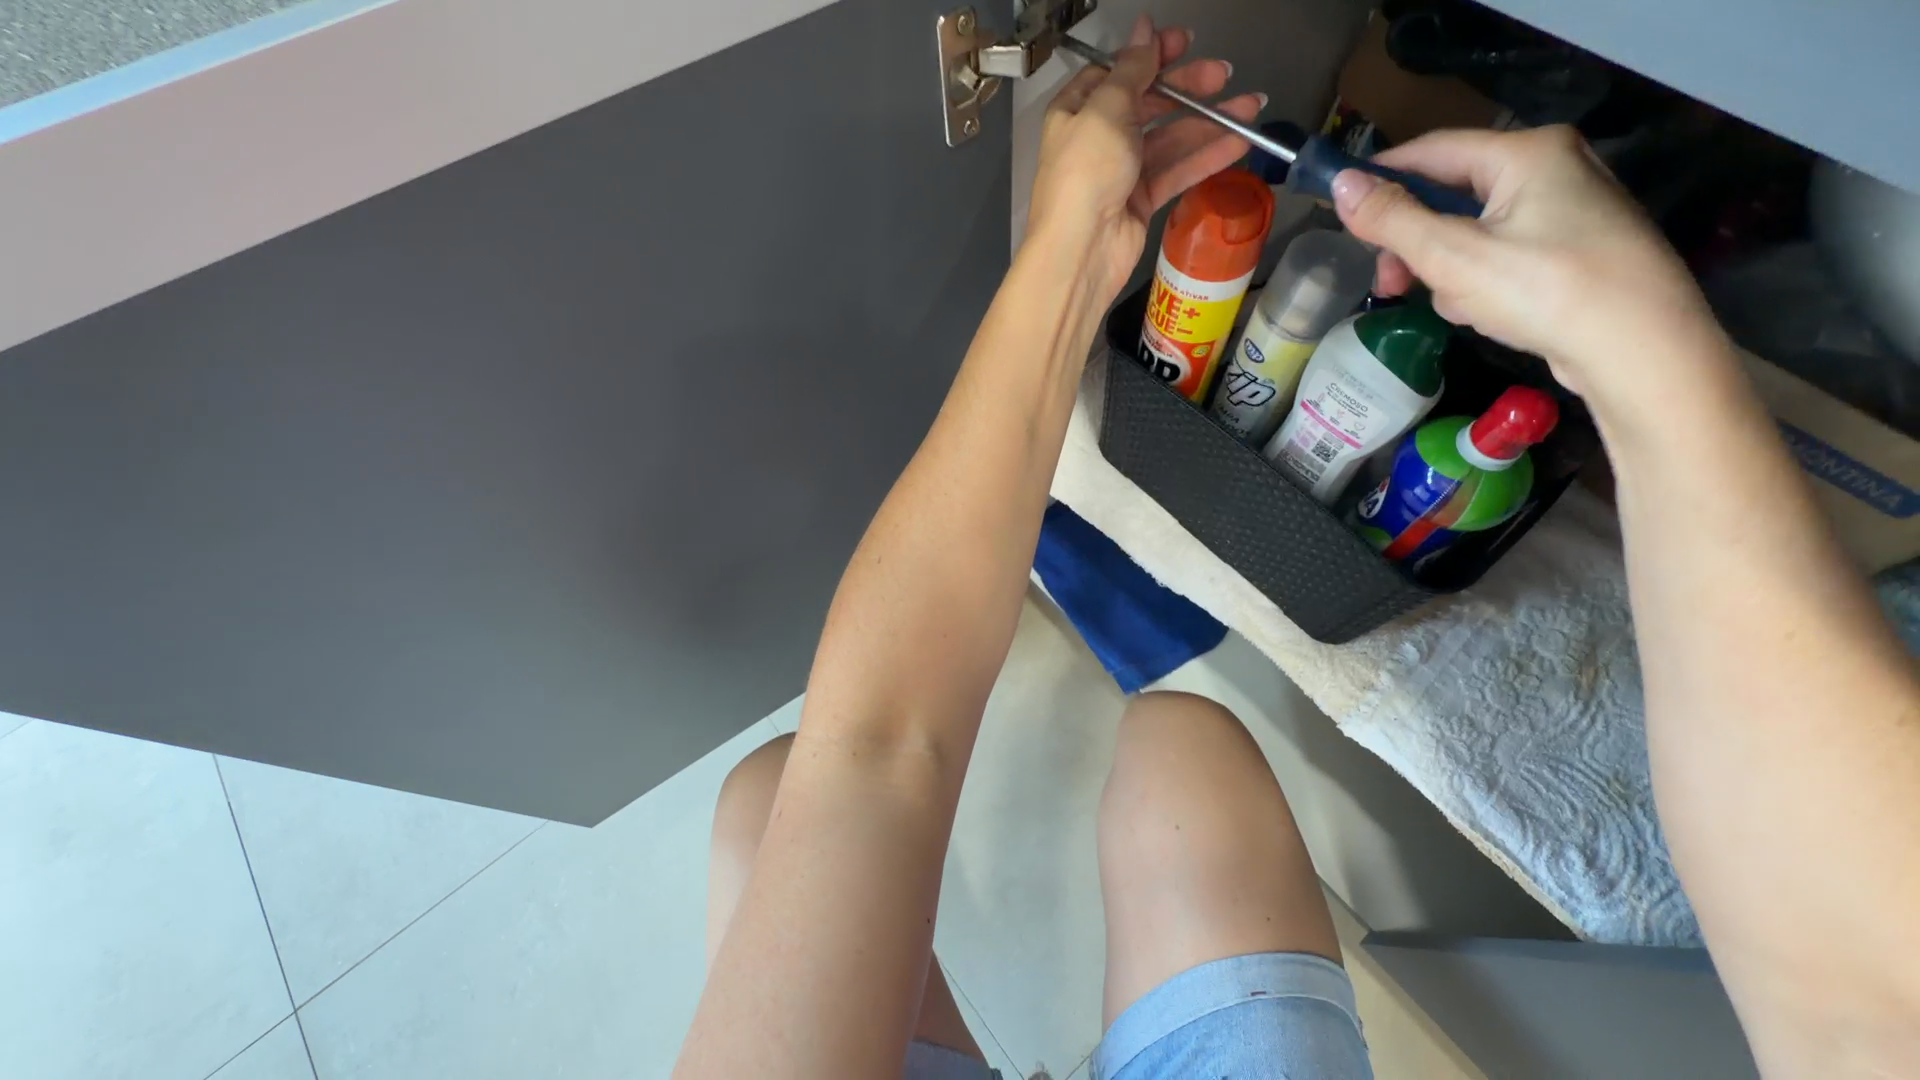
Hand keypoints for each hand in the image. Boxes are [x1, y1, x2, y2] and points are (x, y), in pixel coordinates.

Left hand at [1024, 16, 1264, 304]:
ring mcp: (1120, 172)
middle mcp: (1097, 139)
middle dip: (1186, 88)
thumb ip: (1131, 69)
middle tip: (1222, 74)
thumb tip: (1143, 28)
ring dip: (1208, 122)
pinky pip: (1177, 171)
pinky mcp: (1141, 201)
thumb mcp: (1106, 110)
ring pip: (1169, 139)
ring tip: (1250, 107)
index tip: (1184, 43)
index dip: (1151, 57)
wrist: (1081, 249)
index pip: (1117, 74)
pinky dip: (1206, 156)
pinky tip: (1239, 141)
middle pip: (1148, 104)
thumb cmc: (1085, 173)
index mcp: (1077, 111)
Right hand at [1333, 126, 1731, 413]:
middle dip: (1413, 240)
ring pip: (1474, 228)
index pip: (1431, 150)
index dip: (1380, 177)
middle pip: (1452, 194)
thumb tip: (1341, 185)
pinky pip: (1503, 251)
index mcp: (1527, 153)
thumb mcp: (1452, 256)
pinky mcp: (1577, 247)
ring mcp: (1571, 207)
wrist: (1639, 348)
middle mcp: (1554, 166)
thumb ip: (1392, 220)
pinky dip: (1479, 278)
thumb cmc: (1543, 291)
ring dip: (1446, 267)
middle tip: (1389, 283)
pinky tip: (1482, 311)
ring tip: (1449, 305)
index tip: (1341, 210)